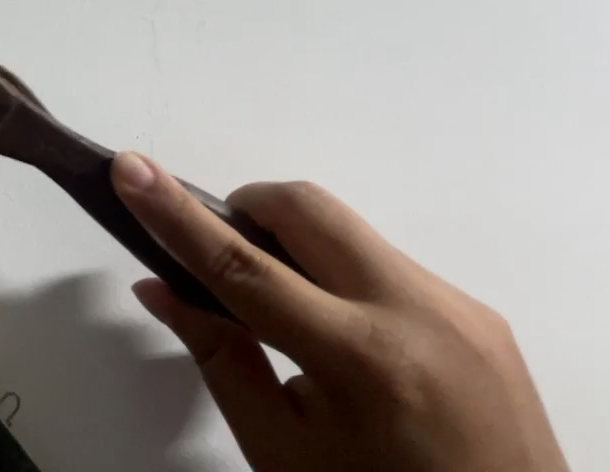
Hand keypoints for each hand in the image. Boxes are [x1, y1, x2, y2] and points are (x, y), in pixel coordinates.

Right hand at [111, 152, 567, 471]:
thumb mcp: (280, 450)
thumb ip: (217, 356)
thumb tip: (158, 286)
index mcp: (364, 363)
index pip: (242, 265)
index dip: (175, 213)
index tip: (128, 166)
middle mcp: (422, 316)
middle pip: (304, 209)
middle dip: (244, 208)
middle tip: (220, 254)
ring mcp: (461, 309)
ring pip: (344, 226)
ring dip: (291, 242)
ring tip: (286, 307)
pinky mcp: (481, 313)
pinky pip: (381, 257)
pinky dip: (335, 269)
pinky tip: (339, 328)